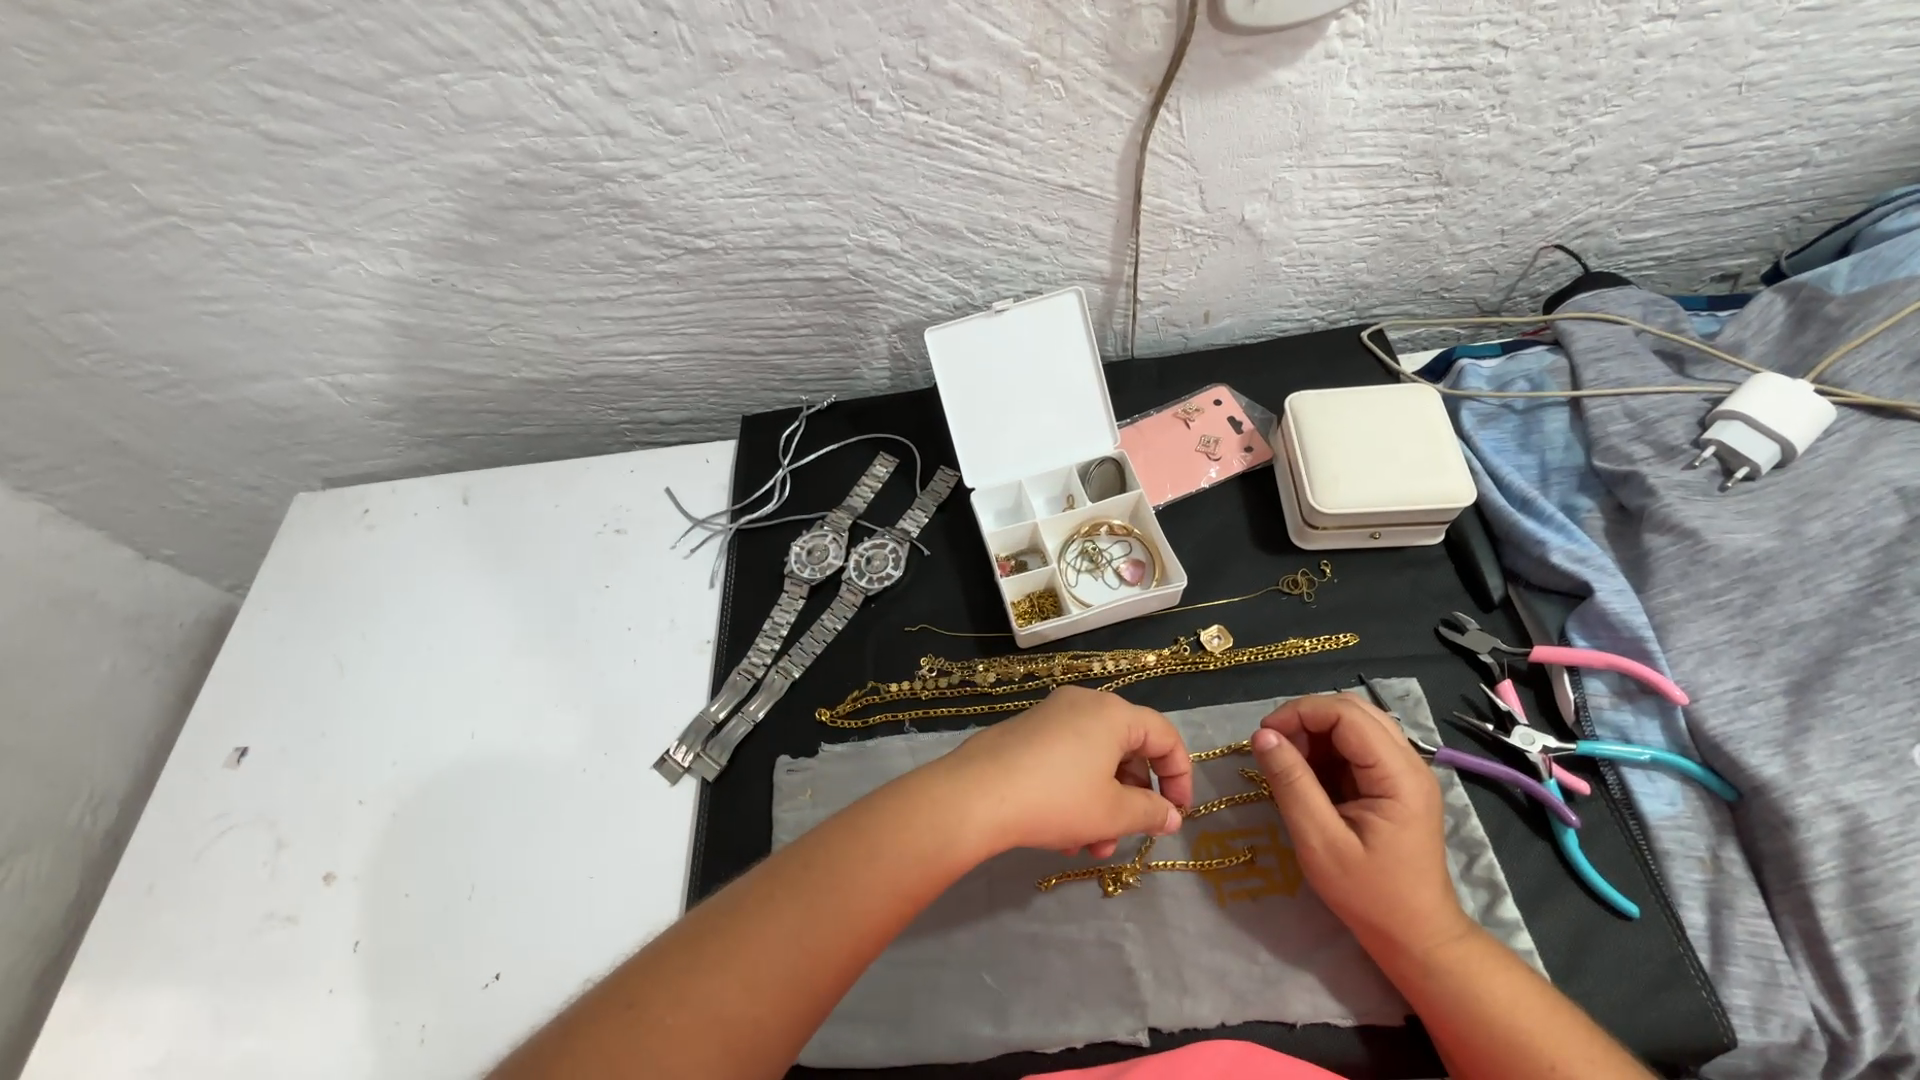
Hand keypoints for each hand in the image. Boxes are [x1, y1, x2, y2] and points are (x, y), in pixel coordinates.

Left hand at [930, 686, 1191, 860]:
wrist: (973, 796)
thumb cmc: (1055, 799)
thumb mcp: (1111, 813)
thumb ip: (1150, 813)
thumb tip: (1170, 815)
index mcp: (1112, 713)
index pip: (1163, 735)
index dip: (1179, 776)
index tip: (1177, 813)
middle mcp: (1082, 704)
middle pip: (1125, 750)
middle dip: (1130, 801)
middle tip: (1124, 838)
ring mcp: (1048, 716)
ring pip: (1092, 761)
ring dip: (1100, 807)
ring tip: (1087, 848)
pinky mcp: (1023, 733)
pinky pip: (1063, 760)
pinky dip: (1072, 795)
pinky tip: (1059, 836)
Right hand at [1249, 693, 1471, 958]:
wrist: (1415, 935)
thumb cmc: (1368, 894)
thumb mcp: (1319, 841)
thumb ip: (1291, 783)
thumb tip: (1262, 735)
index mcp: (1398, 775)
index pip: (1346, 714)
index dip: (1299, 712)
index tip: (1263, 736)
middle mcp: (1409, 762)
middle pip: (1353, 709)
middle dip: (1305, 717)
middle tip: (1272, 746)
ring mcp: (1405, 771)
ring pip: (1355, 722)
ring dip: (1315, 731)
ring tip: (1288, 762)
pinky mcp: (1396, 782)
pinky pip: (1357, 745)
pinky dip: (1326, 748)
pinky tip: (1308, 775)